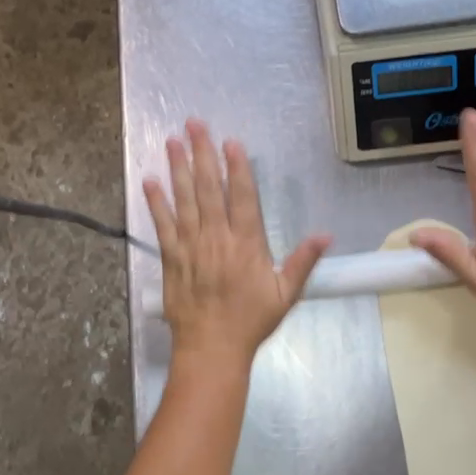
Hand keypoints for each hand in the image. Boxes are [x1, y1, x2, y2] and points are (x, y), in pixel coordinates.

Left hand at [144, 119, 332, 366]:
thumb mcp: (285, 295)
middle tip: (194, 124)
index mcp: (246, 244)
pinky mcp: (171, 257)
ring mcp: (191, 246)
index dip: (237, 167)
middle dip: (202, 153)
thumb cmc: (250, 321)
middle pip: (209, 188)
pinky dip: (156, 202)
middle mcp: (217, 238)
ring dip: (178, 168)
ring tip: (172, 140)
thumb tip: (326, 235)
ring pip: (185, 199)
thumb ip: (303, 261)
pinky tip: (149, 180)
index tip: (231, 142)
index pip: (242, 196)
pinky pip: (162, 225)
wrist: (212, 350)